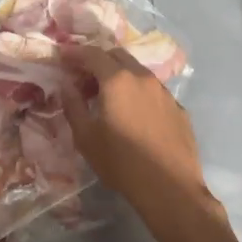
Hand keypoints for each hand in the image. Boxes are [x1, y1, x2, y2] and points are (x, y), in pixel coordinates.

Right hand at [60, 45, 216, 216]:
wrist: (170, 189)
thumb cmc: (122, 162)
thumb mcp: (86, 137)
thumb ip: (73, 105)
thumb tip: (66, 85)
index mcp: (118, 80)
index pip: (93, 53)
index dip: (75, 52)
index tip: (63, 57)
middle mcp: (143, 78)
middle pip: (117, 55)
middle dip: (98, 60)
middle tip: (84, 78)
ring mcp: (164, 92)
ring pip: (138, 72)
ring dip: (120, 76)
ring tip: (109, 97)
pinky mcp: (178, 109)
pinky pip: (153, 91)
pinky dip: (138, 93)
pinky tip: (135, 115)